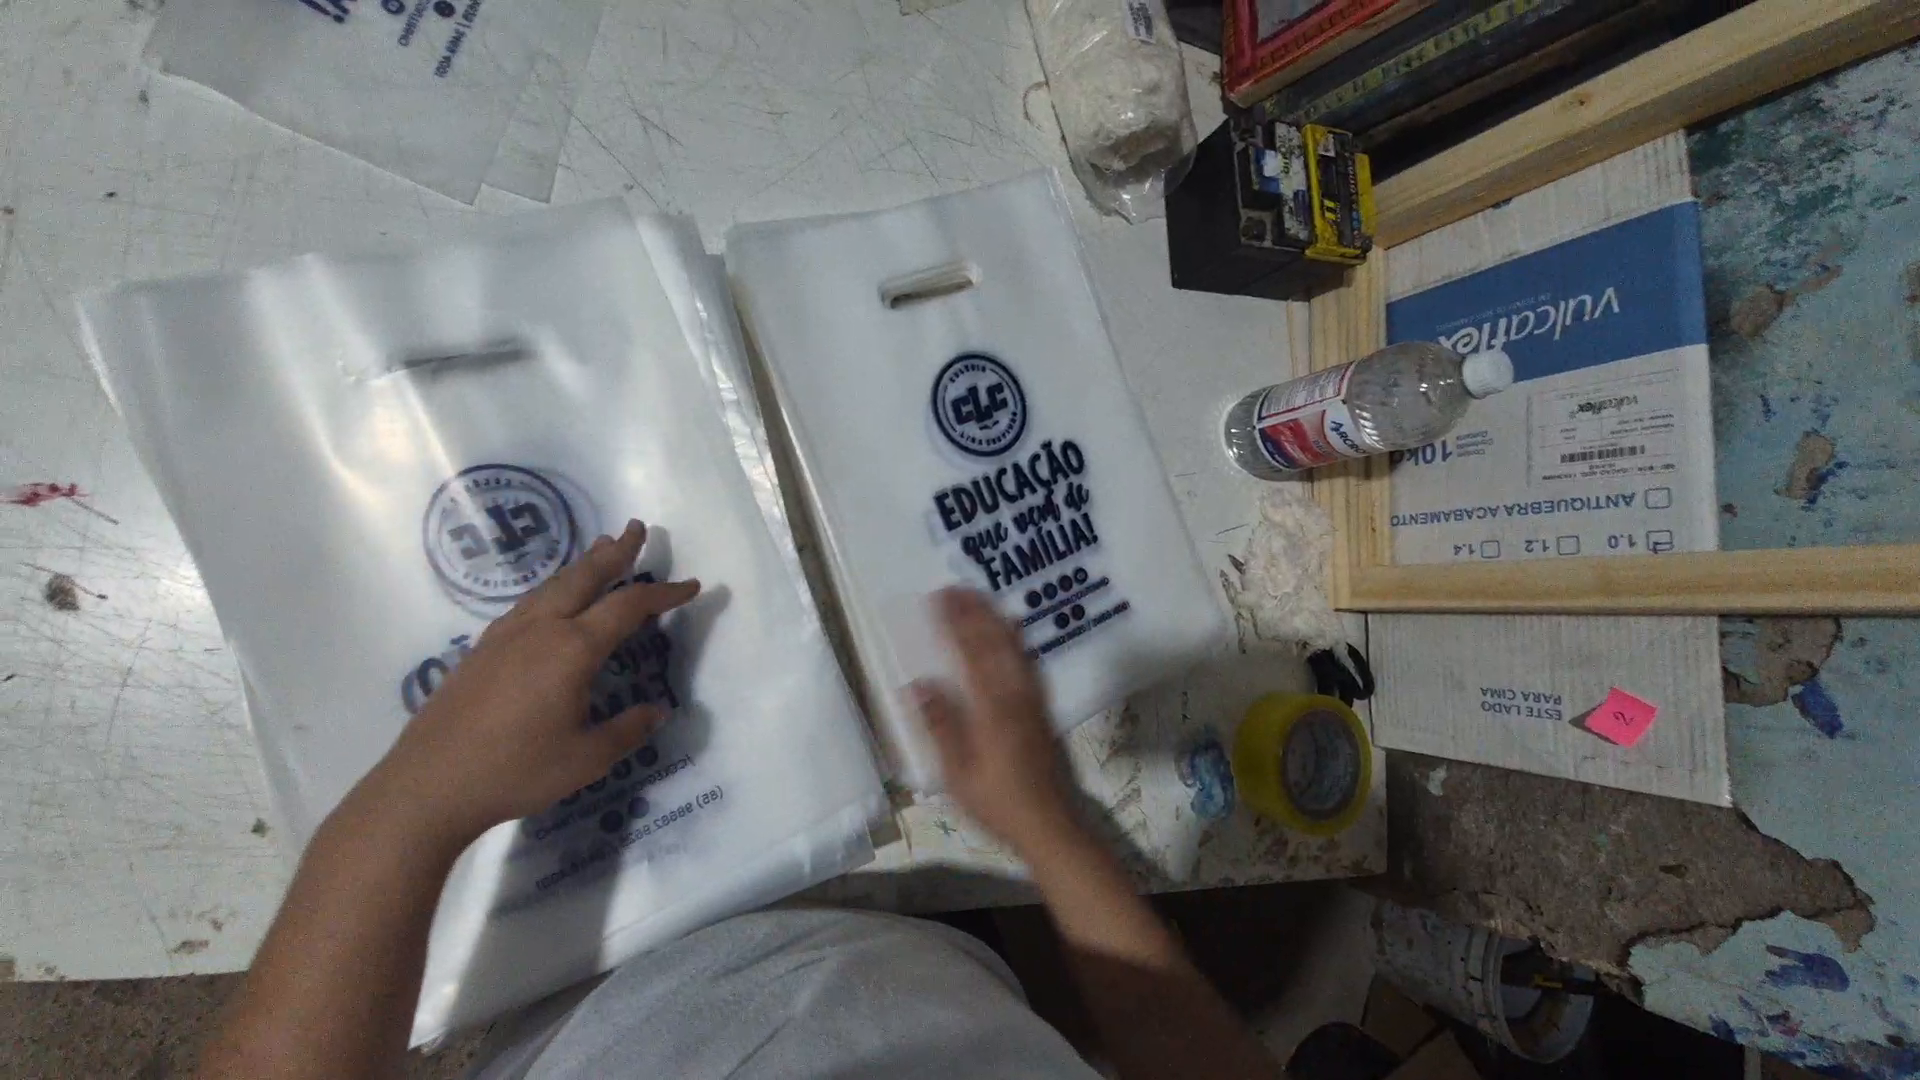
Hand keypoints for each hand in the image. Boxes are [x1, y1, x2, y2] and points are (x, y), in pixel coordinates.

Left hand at [364, 519, 699, 846]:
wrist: (427, 787)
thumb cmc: (516, 771)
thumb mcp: (587, 758)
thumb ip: (628, 730)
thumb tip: (657, 711)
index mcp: (572, 649)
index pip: (628, 607)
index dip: (664, 593)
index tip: (691, 586)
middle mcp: (541, 629)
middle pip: (585, 577)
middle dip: (616, 552)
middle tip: (638, 529)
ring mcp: (506, 635)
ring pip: (553, 585)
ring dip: (583, 564)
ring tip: (601, 548)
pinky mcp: (482, 649)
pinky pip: (529, 603)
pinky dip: (555, 587)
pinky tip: (553, 598)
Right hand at [913, 587, 1079, 854]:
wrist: (1049, 823)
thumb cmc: (997, 802)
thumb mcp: (958, 772)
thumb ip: (941, 725)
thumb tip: (919, 683)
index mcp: (992, 707)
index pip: (971, 652)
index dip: (955, 621)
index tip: (939, 597)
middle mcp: (1017, 694)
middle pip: (997, 640)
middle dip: (976, 610)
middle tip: (957, 587)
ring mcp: (1034, 699)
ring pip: (1017, 647)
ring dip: (996, 618)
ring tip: (980, 599)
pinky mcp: (1043, 708)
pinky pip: (1029, 660)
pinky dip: (1015, 638)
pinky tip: (1010, 635)